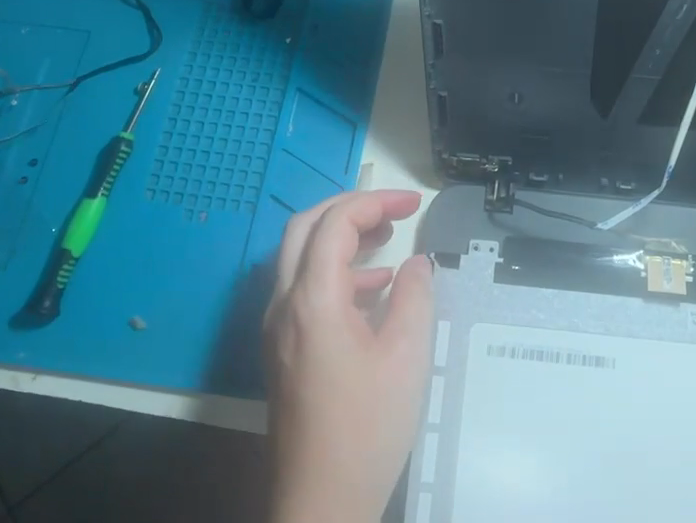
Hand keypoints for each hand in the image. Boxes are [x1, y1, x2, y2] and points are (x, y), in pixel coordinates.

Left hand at [265, 190, 433, 522]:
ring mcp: (278, 328)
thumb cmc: (367, 426)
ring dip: (341, 238)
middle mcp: (284, 305)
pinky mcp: (283, 350)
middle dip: (351, 209)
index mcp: (312, 299)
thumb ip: (414, 296)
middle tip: (394, 212)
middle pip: (305, 228)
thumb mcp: (407, 356)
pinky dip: (336, 272)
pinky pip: (304, 289)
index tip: (414, 204)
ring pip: (300, 258)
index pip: (335, 223)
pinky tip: (375, 290)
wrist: (321, 499)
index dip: (375, 202)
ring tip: (389, 240)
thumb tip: (416, 262)